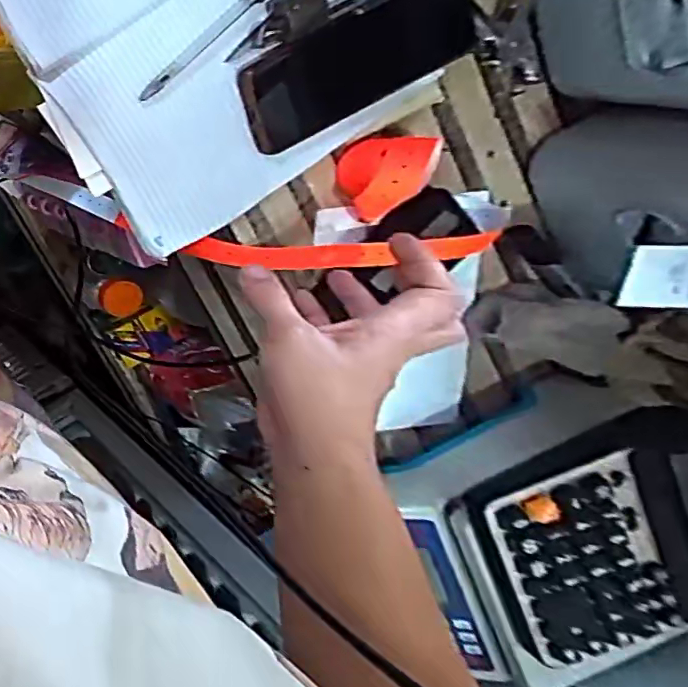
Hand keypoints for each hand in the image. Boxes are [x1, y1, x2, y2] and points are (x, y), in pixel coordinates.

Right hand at [236, 234, 467, 461]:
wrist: (312, 446)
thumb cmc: (315, 396)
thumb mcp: (287, 336)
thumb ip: (269, 299)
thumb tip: (253, 270)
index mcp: (389, 334)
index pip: (433, 293)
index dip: (424, 262)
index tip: (399, 240)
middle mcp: (385, 346)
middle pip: (426, 315)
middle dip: (412, 285)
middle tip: (389, 263)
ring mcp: (362, 361)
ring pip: (379, 324)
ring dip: (362, 297)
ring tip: (335, 274)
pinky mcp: (336, 371)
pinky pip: (340, 335)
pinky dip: (323, 316)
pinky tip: (295, 304)